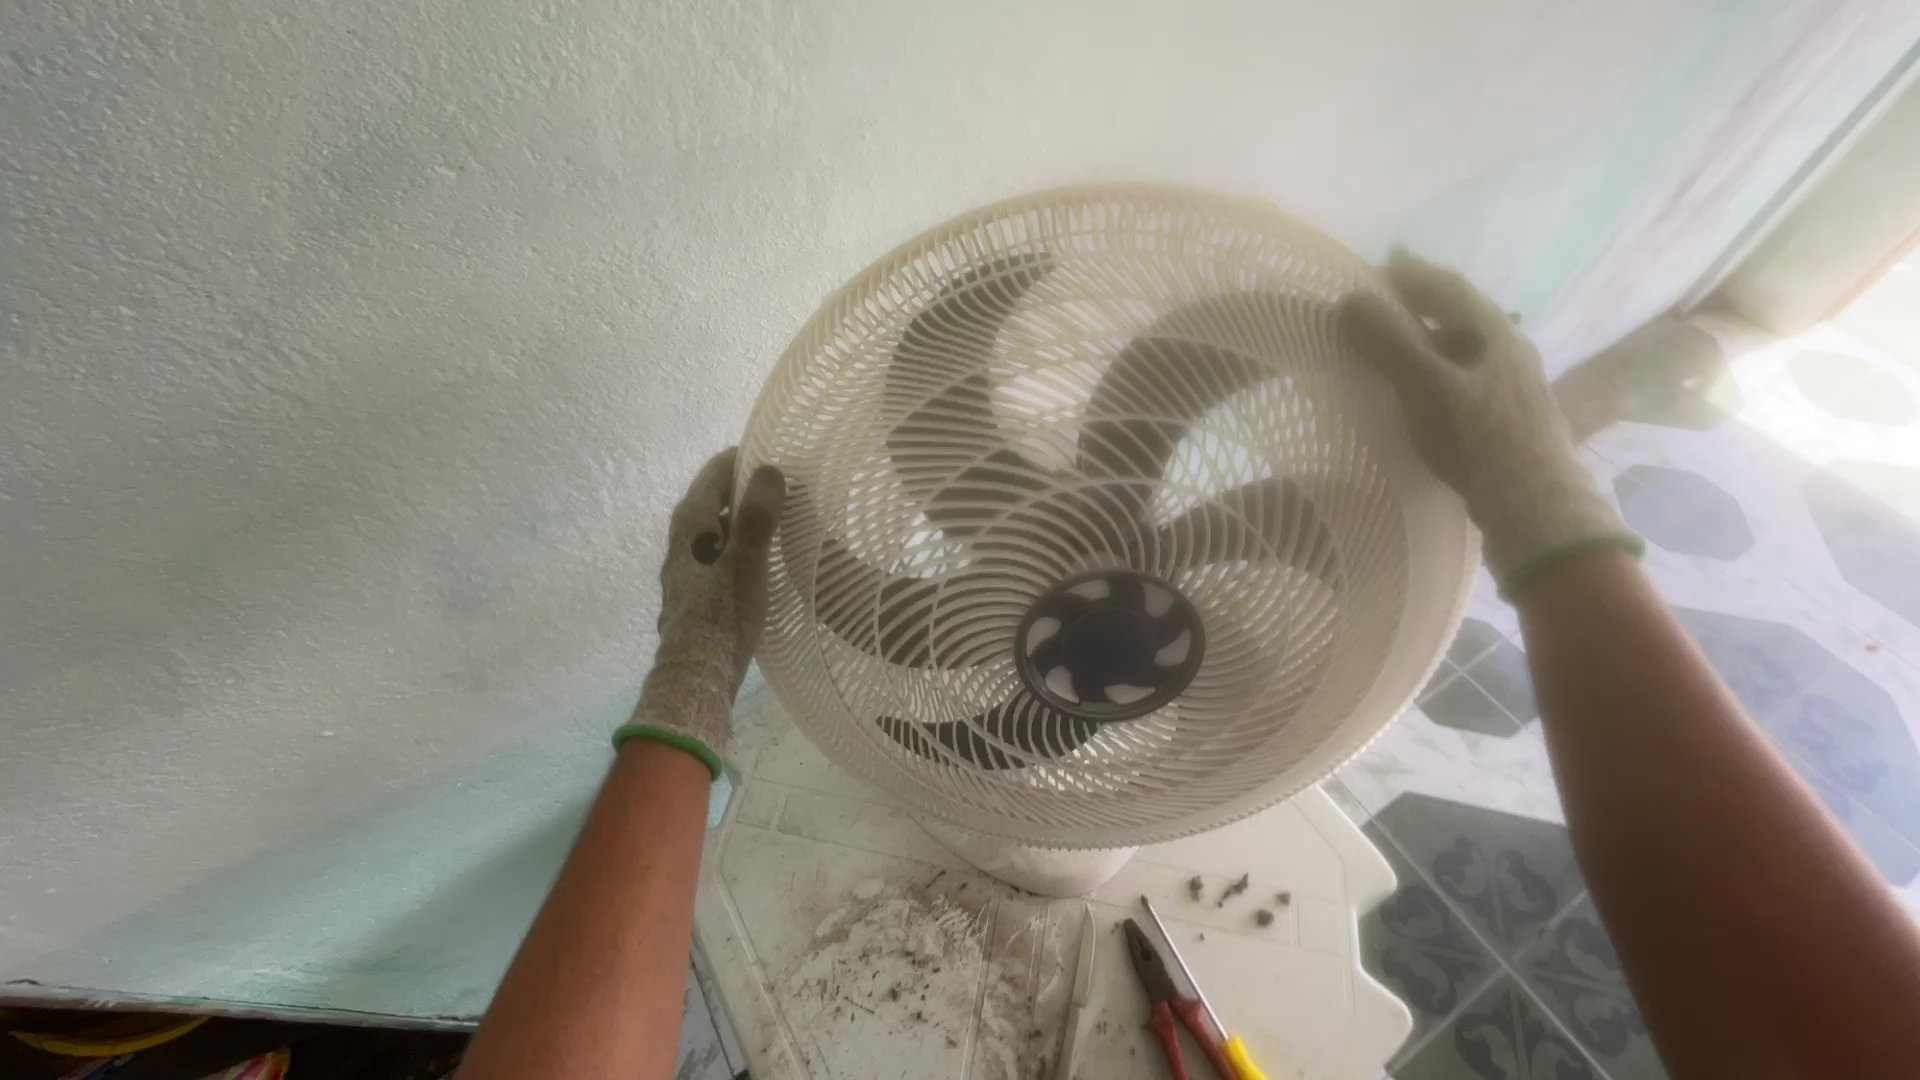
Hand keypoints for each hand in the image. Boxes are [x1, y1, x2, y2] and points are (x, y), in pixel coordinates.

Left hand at [618, 448, 785, 777]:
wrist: (698, 673)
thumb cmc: (724, 614)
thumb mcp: (748, 560)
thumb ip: (757, 514)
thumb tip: (769, 470)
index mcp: (692, 521)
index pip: (716, 471)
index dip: (745, 458)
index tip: (780, 454)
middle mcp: (684, 536)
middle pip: (716, 496)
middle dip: (749, 485)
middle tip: (789, 483)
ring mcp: (687, 563)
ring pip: (719, 524)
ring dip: (746, 514)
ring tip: (784, 514)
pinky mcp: (696, 587)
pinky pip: (722, 548)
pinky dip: (742, 540)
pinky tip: (765, 555)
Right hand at [1337, 250, 1639, 596]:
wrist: (1531, 502)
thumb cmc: (1476, 440)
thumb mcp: (1425, 387)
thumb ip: (1390, 343)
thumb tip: (1352, 299)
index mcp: (1492, 334)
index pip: (1448, 289)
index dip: (1413, 273)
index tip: (1384, 261)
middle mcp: (1508, 349)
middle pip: (1461, 313)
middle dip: (1424, 300)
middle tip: (1389, 295)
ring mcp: (1511, 383)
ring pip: (1466, 344)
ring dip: (1433, 333)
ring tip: (1403, 337)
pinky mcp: (1507, 414)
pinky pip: (1466, 372)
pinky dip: (1440, 364)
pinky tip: (1429, 384)